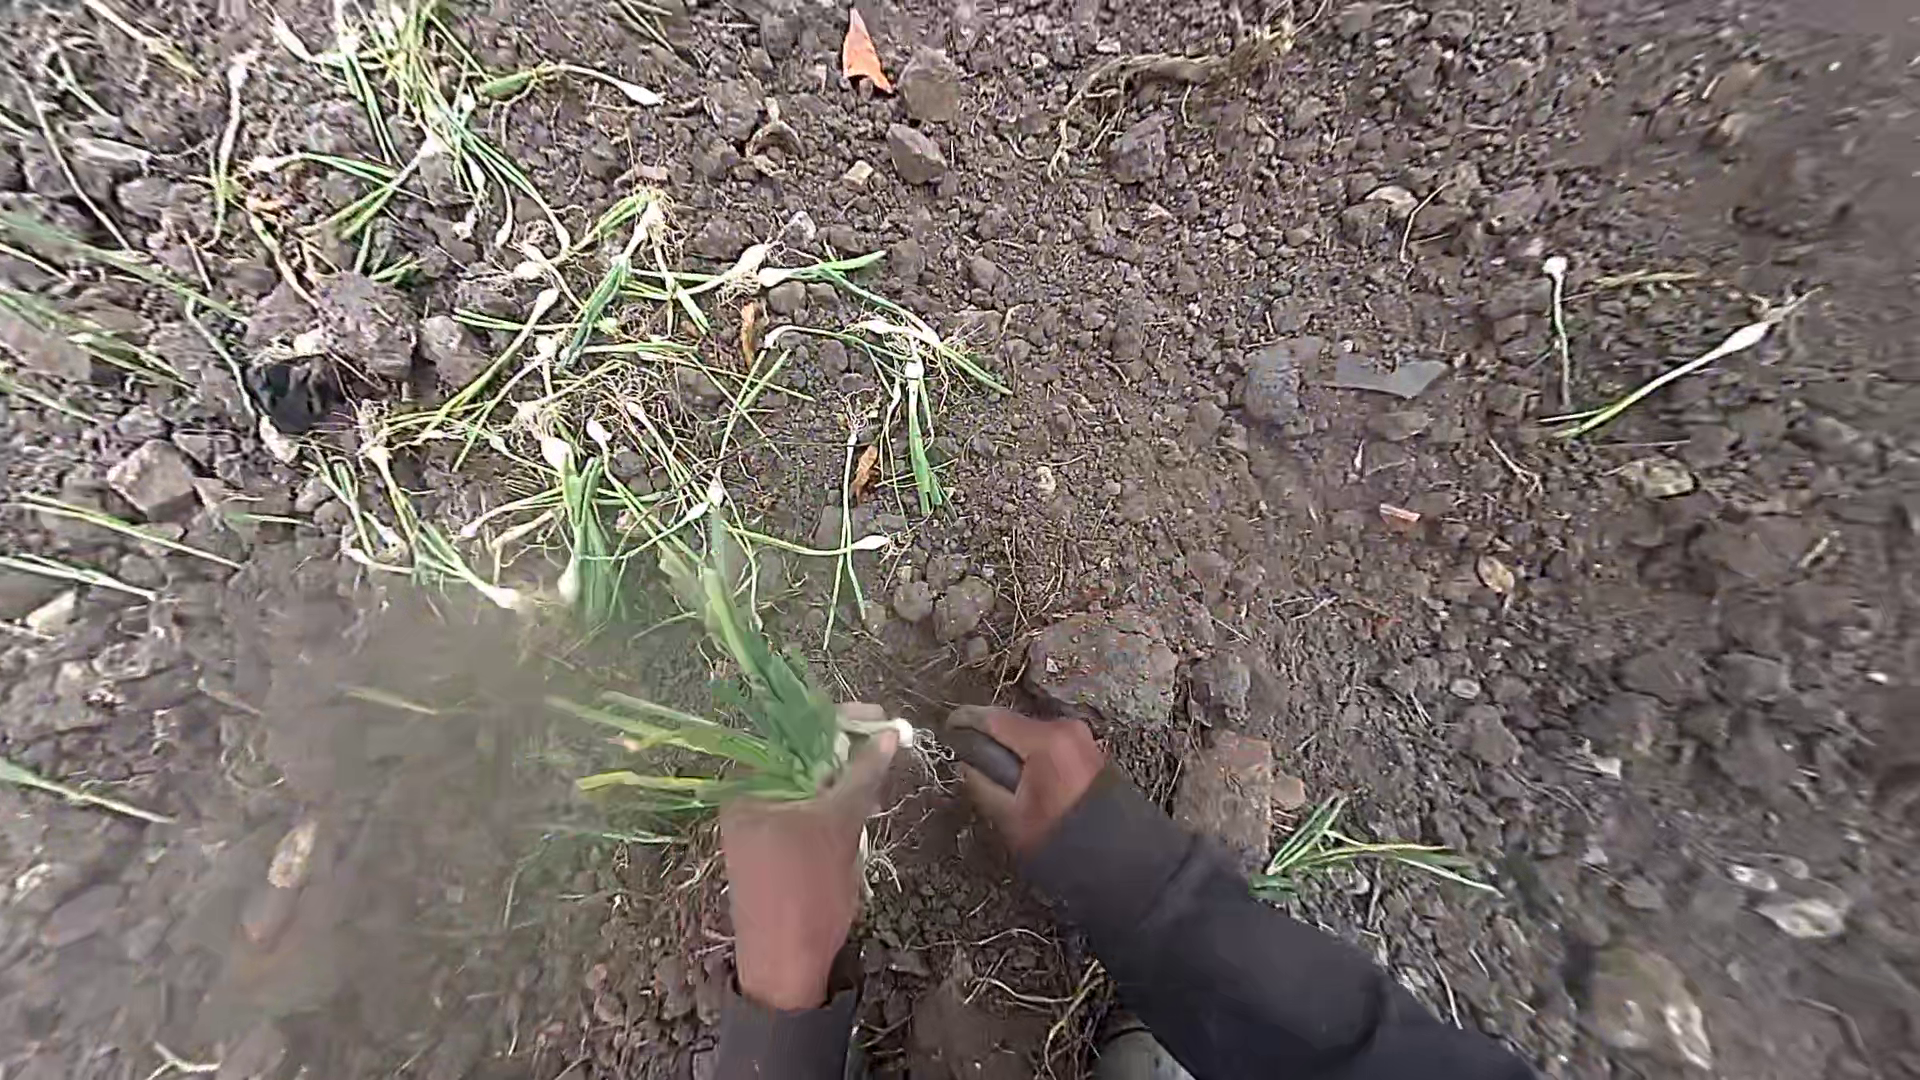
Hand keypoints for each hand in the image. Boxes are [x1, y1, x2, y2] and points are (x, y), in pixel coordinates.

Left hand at [719, 704, 898, 1010]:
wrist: (786, 970)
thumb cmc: (805, 891)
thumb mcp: (839, 824)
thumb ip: (863, 773)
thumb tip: (890, 733)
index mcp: (751, 785)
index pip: (796, 732)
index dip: (839, 720)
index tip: (879, 718)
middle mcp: (752, 796)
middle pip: (805, 755)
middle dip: (847, 749)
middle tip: (886, 746)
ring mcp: (764, 820)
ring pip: (812, 781)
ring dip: (846, 777)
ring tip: (877, 780)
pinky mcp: (779, 841)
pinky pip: (810, 806)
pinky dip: (837, 801)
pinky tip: (862, 806)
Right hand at [947, 705, 1103, 855]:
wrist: (1126, 866)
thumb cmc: (1065, 845)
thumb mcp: (1012, 819)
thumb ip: (982, 784)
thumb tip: (965, 763)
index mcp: (1048, 741)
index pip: (995, 719)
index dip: (966, 720)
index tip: (946, 725)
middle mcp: (1067, 728)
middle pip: (1014, 724)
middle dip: (989, 737)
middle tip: (966, 754)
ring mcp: (1082, 737)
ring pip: (1031, 734)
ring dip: (1011, 747)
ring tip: (994, 771)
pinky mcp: (1089, 749)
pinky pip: (1050, 744)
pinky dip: (1031, 754)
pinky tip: (1022, 776)